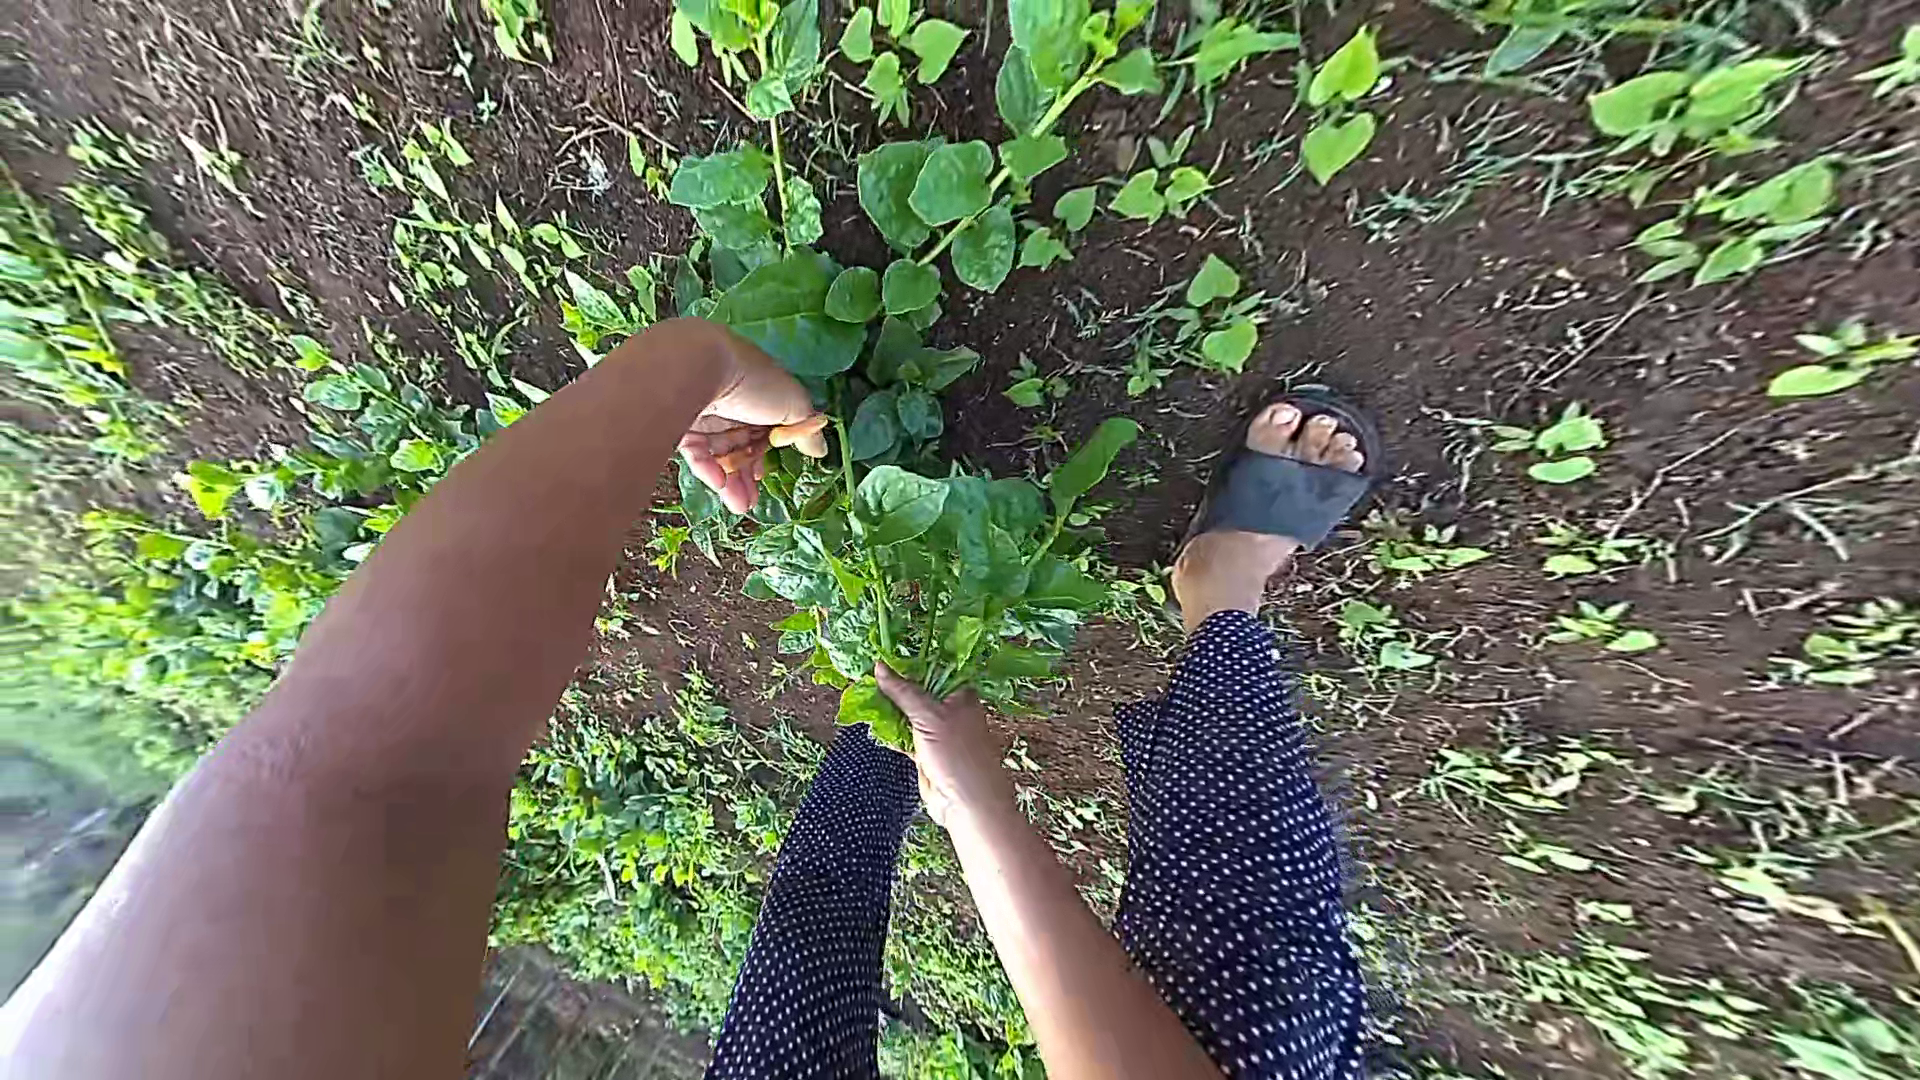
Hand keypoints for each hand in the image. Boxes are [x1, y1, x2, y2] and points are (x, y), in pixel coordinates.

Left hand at [675, 321, 828, 514]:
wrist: (696, 368)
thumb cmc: (754, 382)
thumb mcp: (794, 404)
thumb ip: (807, 430)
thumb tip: (821, 451)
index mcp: (761, 391)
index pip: (767, 428)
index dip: (769, 453)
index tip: (769, 474)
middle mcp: (732, 401)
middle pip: (742, 445)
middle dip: (748, 476)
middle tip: (752, 502)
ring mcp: (704, 411)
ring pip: (719, 453)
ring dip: (731, 482)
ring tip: (739, 506)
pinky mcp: (679, 421)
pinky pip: (696, 451)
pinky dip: (709, 470)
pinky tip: (720, 487)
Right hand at [876, 663, 1015, 827]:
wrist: (966, 803)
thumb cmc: (956, 753)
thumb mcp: (928, 715)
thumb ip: (903, 691)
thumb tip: (879, 665)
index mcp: (959, 692)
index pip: (933, 666)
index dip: (910, 659)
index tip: (883, 651)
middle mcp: (949, 707)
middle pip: (918, 689)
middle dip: (894, 684)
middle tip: (866, 672)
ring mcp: (937, 729)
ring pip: (908, 712)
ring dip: (888, 707)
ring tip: (861, 692)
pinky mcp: (925, 749)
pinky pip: (904, 733)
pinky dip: (889, 729)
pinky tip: (869, 719)